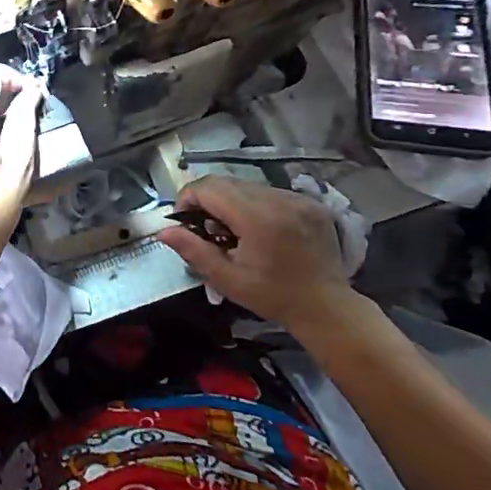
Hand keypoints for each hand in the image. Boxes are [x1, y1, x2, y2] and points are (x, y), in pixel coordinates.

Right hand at [157, 175, 364, 330]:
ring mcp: (299, 199)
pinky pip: (270, 192)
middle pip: (227, 182)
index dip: (188, 198)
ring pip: (248, 185)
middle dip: (207, 200)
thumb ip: (193, 250)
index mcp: (258, 218)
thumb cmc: (272, 296)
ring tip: (233, 230)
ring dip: (231, 201)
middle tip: (206, 229)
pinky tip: (259, 229)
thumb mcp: (227, 279)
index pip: (210, 187)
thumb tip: (164, 231)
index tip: (184, 221)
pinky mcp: (311, 203)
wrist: (326, 307)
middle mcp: (279, 200)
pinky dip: (255, 204)